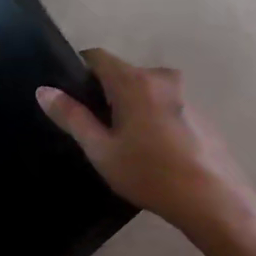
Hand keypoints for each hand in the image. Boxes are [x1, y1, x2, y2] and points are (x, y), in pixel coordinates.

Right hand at [37, 49, 255, 235]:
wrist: (211, 197)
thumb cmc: (148, 173)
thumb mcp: (101, 150)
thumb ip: (72, 117)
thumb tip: (43, 90)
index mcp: (134, 81)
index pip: (97, 57)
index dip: (77, 72)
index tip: (67, 98)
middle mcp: (162, 76)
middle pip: (121, 75)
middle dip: (103, 95)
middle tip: (90, 131)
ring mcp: (184, 93)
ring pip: (142, 92)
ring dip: (127, 109)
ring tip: (119, 145)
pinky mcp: (198, 112)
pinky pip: (162, 105)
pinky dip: (148, 119)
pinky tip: (147, 151)